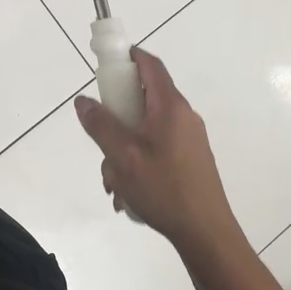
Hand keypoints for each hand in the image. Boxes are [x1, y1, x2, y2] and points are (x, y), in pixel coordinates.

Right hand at [75, 48, 245, 265]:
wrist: (206, 233)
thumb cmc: (164, 188)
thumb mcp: (122, 156)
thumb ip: (100, 124)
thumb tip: (83, 101)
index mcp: (170, 107)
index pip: (150, 65)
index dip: (128, 56)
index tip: (105, 62)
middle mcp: (183, 116)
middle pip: (142, 99)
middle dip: (115, 118)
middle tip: (101, 140)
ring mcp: (188, 139)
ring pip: (145, 129)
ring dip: (122, 149)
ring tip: (115, 182)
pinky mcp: (189, 159)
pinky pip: (155, 148)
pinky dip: (137, 161)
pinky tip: (128, 192)